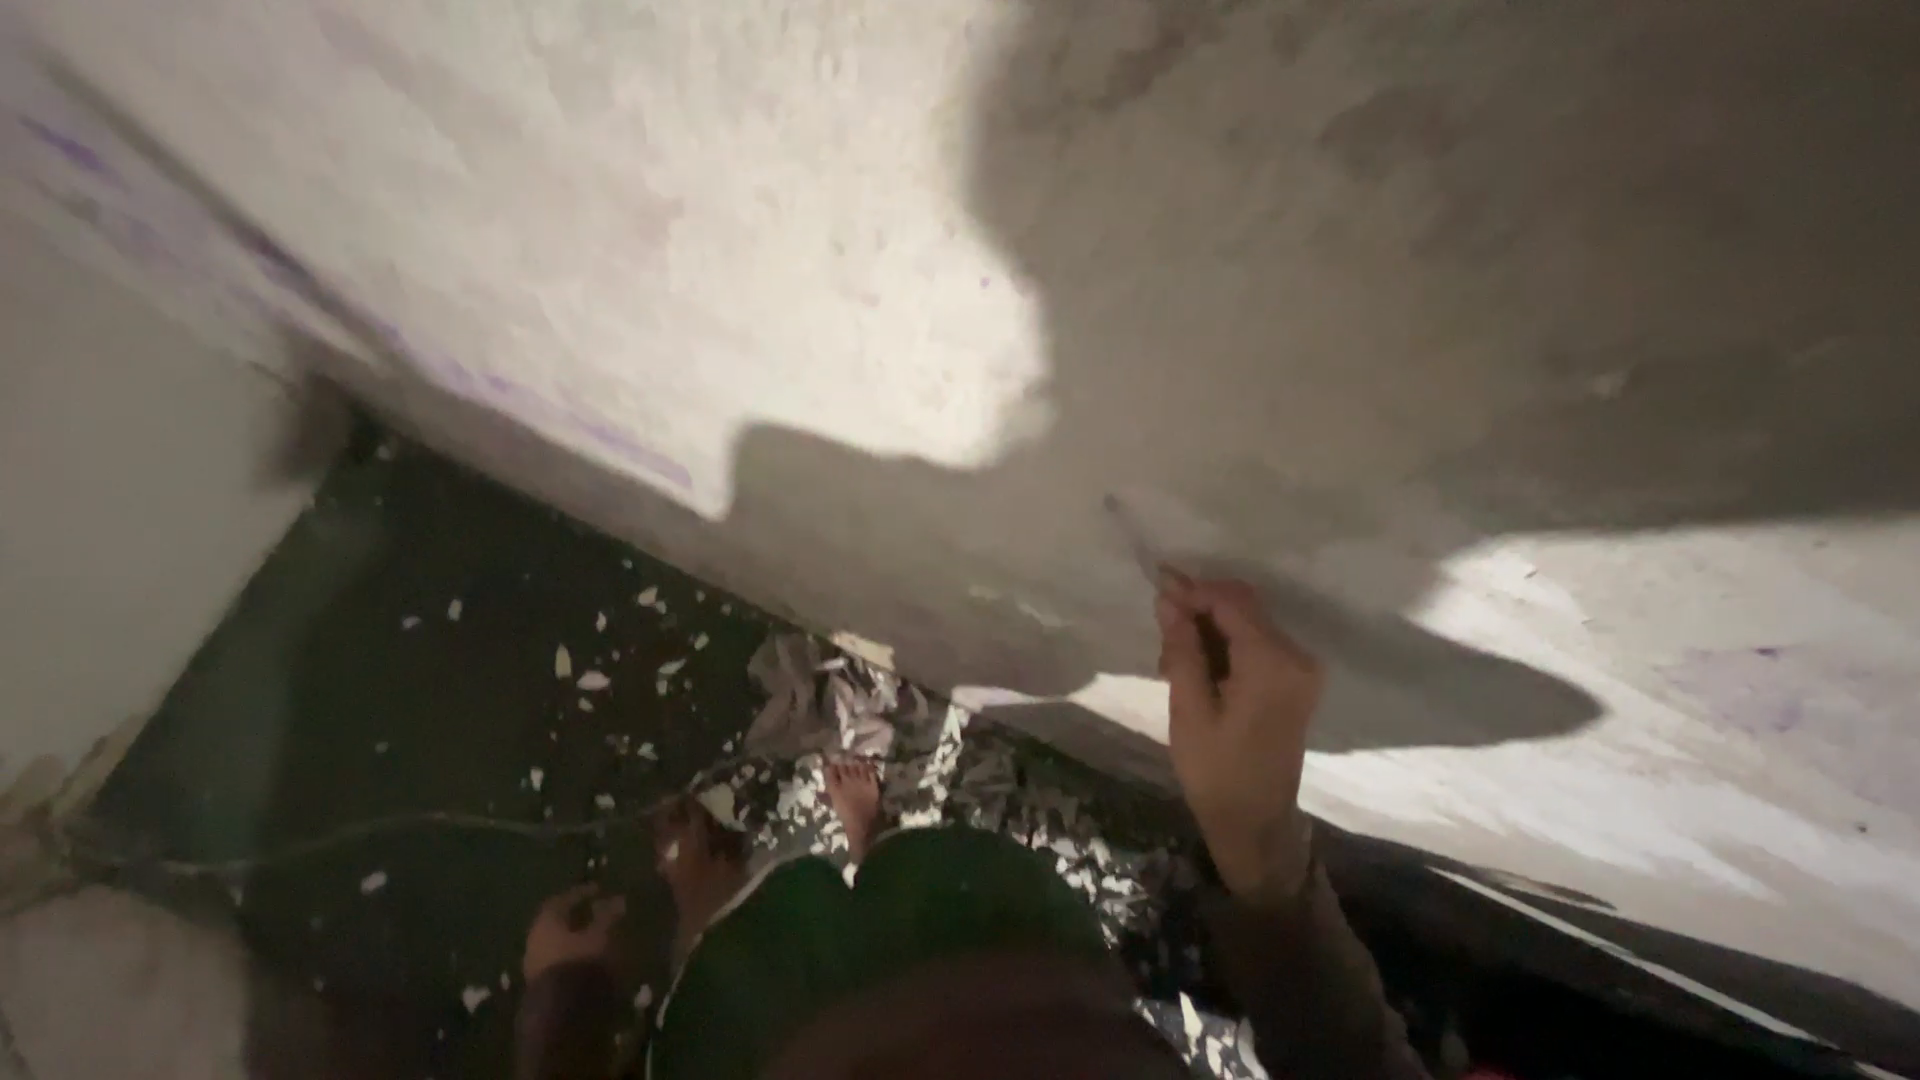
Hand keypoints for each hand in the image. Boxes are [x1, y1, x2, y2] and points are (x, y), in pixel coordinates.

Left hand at [522, 884, 625, 981]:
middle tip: (599, 912)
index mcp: (546, 923)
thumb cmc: (582, 961)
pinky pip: (560, 963)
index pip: (561, 900)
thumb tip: (617, 898)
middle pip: (557, 923)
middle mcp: (535, 942)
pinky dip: (574, 956)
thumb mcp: (602, 933)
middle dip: (578, 917)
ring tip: (599, 937)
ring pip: (557, 944)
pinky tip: (591, 959)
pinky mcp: (541, 988)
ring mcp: (535, 967)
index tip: (599, 890)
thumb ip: (609, 915)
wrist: (562, 1015)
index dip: (581, 893)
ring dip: (576, 939)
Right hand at [1157, 576, 1323, 898]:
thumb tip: (1169, 598)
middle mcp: (1297, 657)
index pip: (1232, 602)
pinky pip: (1256, 643)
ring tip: (1171, 657)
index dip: (1193, 589)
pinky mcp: (1295, 681)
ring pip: (1247, 622)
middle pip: (1243, 606)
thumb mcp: (1189, 709)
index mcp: (1273, 664)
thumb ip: (1182, 648)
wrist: (1255, 822)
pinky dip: (1224, 644)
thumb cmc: (1216, 771)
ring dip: (1208, 627)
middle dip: (1199, 606)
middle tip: (1159, 625)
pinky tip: (1195, 665)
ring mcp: (1301, 669)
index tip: (1156, 586)